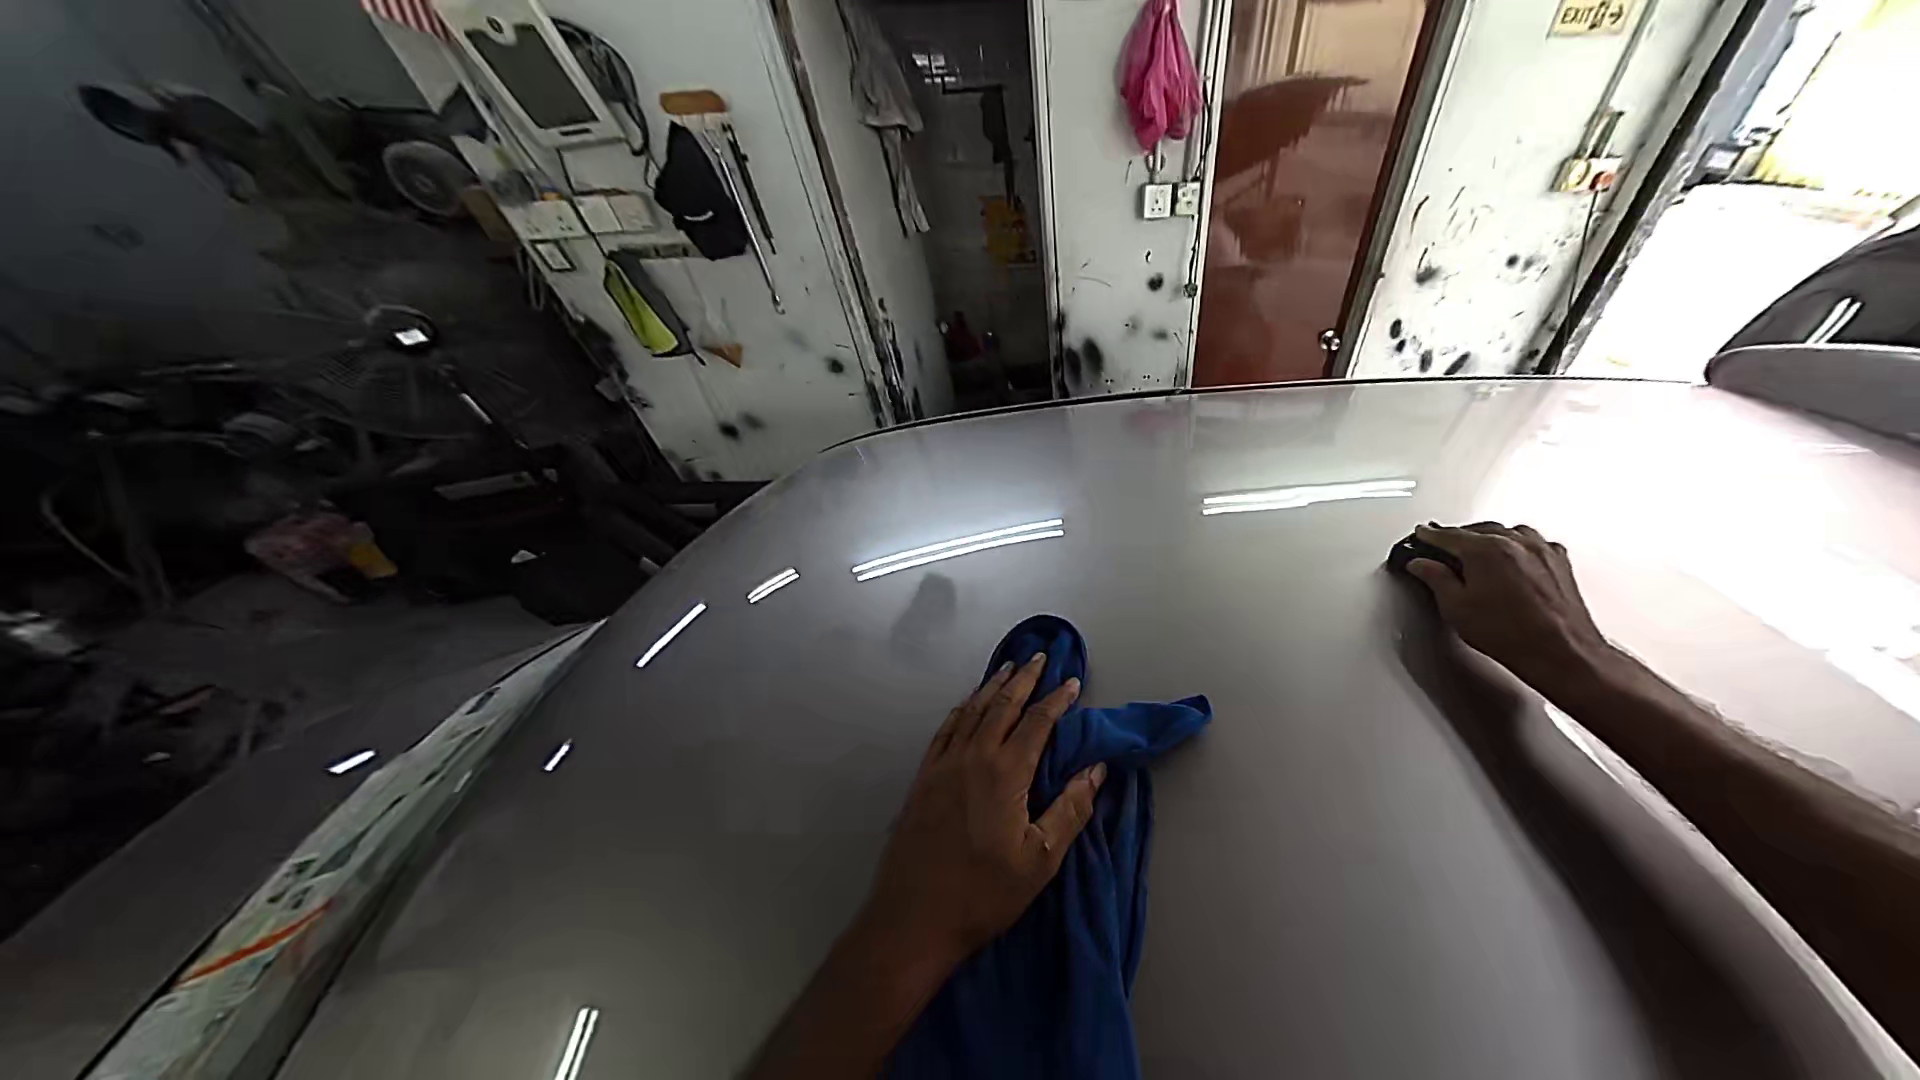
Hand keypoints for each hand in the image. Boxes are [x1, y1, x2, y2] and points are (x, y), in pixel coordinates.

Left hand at [861, 653, 1105, 966]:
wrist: (915, 915)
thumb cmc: (983, 892)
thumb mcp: (1040, 860)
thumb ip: (1070, 810)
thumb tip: (1096, 771)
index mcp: (1005, 773)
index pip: (1037, 723)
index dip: (1057, 700)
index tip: (1072, 682)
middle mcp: (973, 757)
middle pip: (1002, 706)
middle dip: (1024, 679)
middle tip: (1038, 657)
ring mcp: (944, 764)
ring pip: (971, 711)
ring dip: (992, 687)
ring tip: (1006, 668)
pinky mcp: (924, 776)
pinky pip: (946, 730)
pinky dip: (961, 710)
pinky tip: (965, 705)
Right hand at [1405, 522, 1611, 688]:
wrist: (1560, 653)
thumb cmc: (1513, 634)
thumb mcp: (1455, 606)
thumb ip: (1434, 578)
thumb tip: (1422, 565)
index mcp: (1487, 550)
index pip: (1447, 535)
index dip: (1429, 535)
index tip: (1422, 534)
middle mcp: (1517, 544)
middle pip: (1478, 530)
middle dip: (1457, 537)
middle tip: (1441, 547)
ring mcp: (1542, 552)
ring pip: (1507, 532)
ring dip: (1487, 538)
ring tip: (1474, 552)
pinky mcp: (1560, 564)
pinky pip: (1532, 542)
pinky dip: (1514, 545)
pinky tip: (1507, 558)